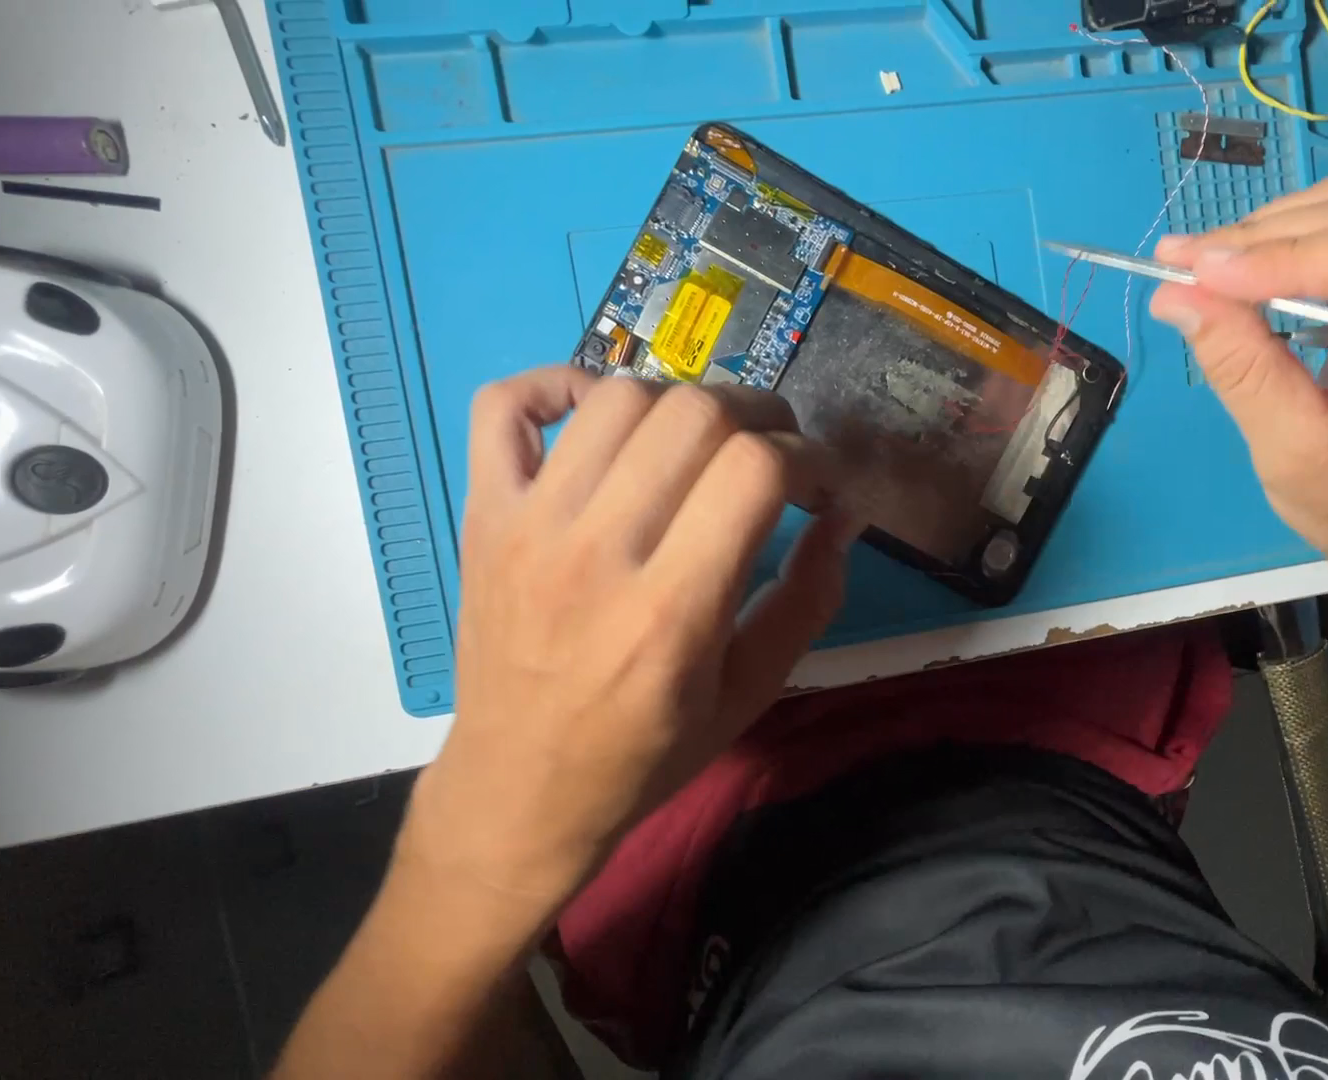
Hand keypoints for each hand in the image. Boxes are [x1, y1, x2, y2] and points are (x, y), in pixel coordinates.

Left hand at [395, 368, 857, 927]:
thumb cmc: (648, 751)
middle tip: (776, 454)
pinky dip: (558, 384)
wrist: (521, 789)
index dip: (811, 459)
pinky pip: (505, 404)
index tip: (820, 485)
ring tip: (703, 444)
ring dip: (683, 402)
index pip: (757, 469)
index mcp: (673, 609)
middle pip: (696, 414)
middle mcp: (598, 549)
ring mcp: (530, 523)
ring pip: (619, 396)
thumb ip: (809, 598)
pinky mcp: (484, 514)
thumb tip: (843, 514)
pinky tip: (601, 416)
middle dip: (763, 416)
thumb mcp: (752, 692)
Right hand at [1149, 172, 1327, 579]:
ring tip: (1196, 264)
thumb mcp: (1293, 452)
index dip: (1292, 253)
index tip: (1200, 271)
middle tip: (1178, 261)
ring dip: (1271, 231)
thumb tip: (1174, 293)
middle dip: (1268, 238)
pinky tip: (1239, 263)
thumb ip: (1244, 370)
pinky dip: (1291, 238)